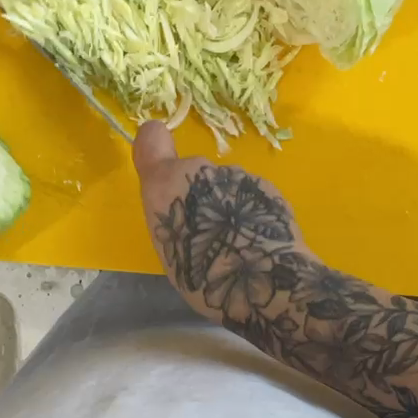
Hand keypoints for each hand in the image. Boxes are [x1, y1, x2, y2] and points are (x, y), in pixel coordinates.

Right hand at [132, 121, 308, 324]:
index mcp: (164, 186)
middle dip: (196, 194)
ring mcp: (236, 174)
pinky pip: (248, 195)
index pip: (152, 137)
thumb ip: (170, 215)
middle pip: (192, 172)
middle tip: (205, 233)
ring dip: (225, 205)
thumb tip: (180, 206)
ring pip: (223, 184)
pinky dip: (250, 212)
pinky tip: (257, 241)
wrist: (264, 280)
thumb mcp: (170, 251)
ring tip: (235, 243)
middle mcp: (199, 169)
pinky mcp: (266, 186)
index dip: (155, 146)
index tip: (162, 171)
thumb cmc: (204, 275)